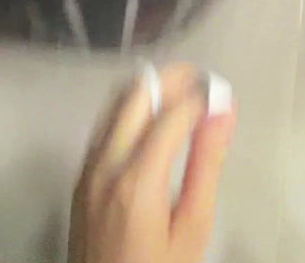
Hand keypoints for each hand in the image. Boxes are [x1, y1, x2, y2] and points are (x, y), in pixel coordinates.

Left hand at [70, 63, 235, 262]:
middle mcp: (106, 164)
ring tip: (181, 97)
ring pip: (117, 100)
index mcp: (138, 179)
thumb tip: (224, 110)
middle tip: (203, 84)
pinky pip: (105, 122)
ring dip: (151, 88)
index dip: (203, 94)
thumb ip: (207, 163)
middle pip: (139, 91)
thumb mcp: (193, 227)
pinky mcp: (80, 176)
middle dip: (174, 78)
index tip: (223, 96)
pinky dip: (131, 107)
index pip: (174, 111)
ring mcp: (87, 168)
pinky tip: (153, 120)